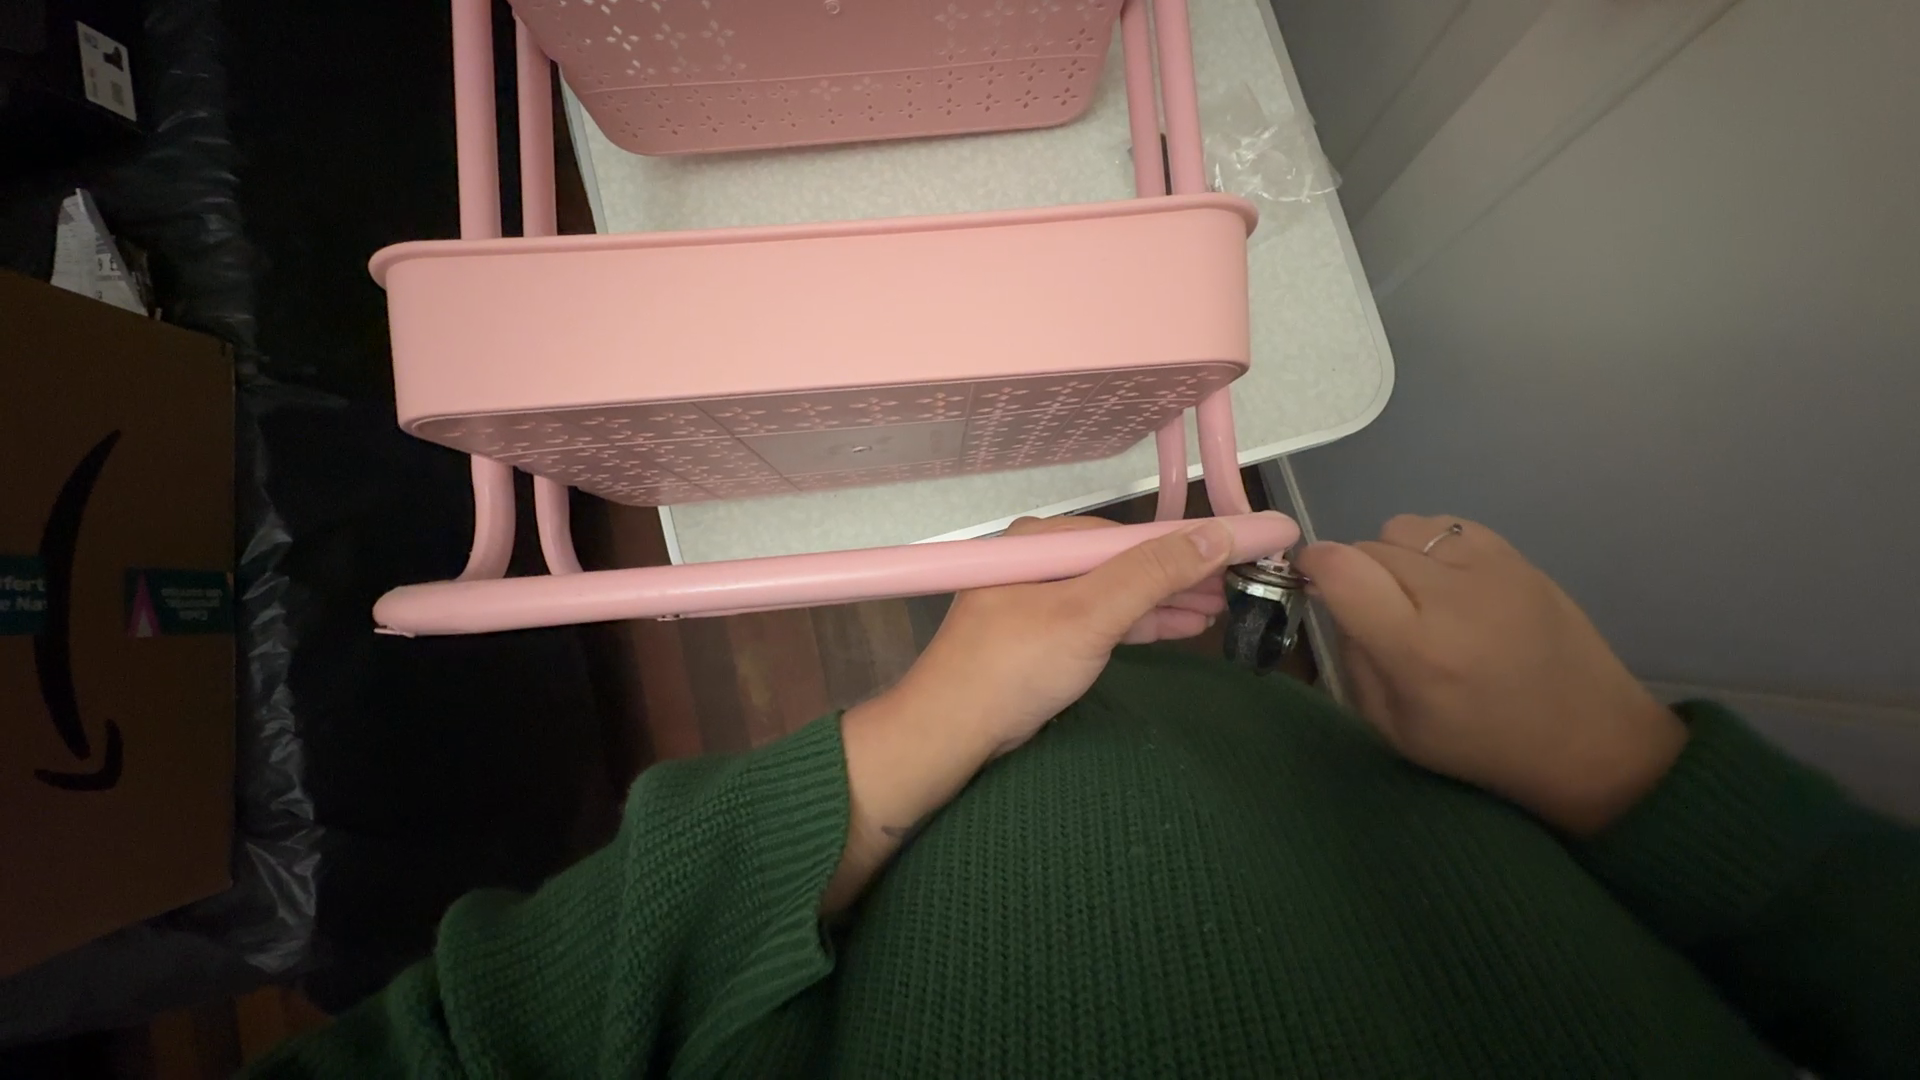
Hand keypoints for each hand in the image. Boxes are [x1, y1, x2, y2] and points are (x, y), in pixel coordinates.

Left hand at [824, 514, 1236, 911]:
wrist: (951, 734)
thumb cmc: (1016, 667)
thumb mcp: (1088, 615)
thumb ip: (1151, 574)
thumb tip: (1216, 533)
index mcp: (1040, 543)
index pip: (1129, 534)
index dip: (1190, 540)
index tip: (1245, 545)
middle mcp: (1038, 562)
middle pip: (1124, 563)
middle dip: (1181, 575)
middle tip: (1240, 584)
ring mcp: (1039, 601)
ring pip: (1115, 594)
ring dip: (1166, 601)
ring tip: (1221, 606)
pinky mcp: (1043, 636)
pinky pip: (1100, 621)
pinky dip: (1138, 624)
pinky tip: (1178, 625)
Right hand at [1293, 515, 1685, 834]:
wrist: (1592, 742)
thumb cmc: (1479, 745)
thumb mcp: (1390, 724)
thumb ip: (1352, 655)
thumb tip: (1333, 597)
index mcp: (1417, 650)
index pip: (1340, 569)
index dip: (1312, 565)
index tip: (1310, 579)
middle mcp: (1452, 599)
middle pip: (1366, 547)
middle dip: (1352, 570)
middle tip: (1369, 606)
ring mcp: (1492, 571)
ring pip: (1402, 528)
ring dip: (1390, 553)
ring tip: (1409, 589)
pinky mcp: (1519, 559)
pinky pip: (1446, 525)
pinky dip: (1429, 545)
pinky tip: (1444, 580)